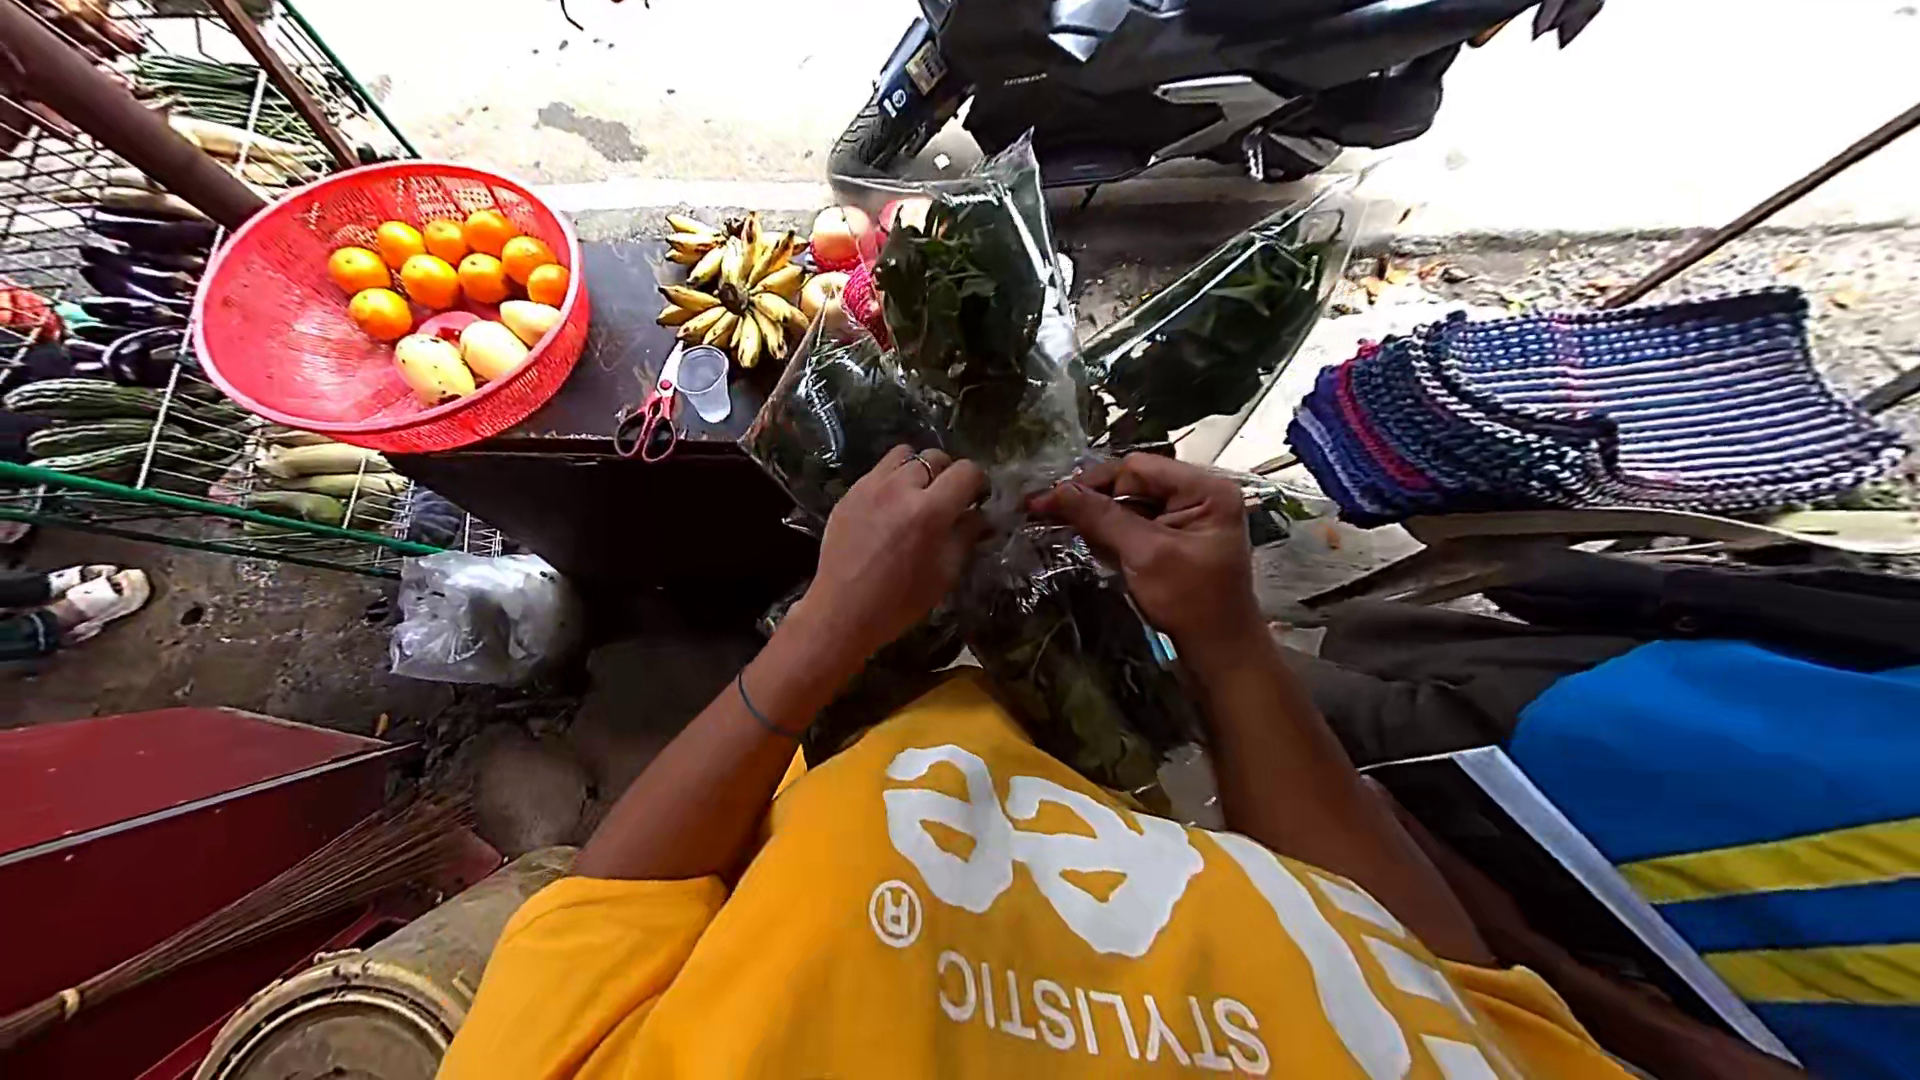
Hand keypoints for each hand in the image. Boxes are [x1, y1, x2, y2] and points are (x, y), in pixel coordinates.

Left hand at [796, 445, 986, 665]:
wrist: (843, 612)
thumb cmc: (901, 601)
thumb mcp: (946, 572)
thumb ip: (967, 535)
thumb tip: (981, 515)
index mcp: (930, 511)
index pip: (966, 471)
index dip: (978, 482)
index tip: (977, 498)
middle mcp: (900, 489)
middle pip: (936, 457)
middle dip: (949, 474)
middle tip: (948, 498)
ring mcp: (870, 487)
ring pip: (904, 455)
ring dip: (918, 469)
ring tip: (918, 494)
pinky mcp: (849, 493)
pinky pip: (878, 471)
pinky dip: (892, 479)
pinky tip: (891, 506)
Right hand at [1032, 453, 1259, 656]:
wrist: (1219, 651)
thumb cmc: (1191, 602)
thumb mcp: (1145, 555)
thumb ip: (1102, 518)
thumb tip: (1057, 492)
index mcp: (1205, 488)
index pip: (1137, 468)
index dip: (1093, 482)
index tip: (1052, 499)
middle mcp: (1196, 494)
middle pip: (1131, 483)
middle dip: (1092, 501)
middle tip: (1046, 512)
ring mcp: (1184, 517)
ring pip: (1127, 504)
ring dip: (1096, 518)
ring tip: (1060, 526)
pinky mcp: (1171, 538)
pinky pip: (1132, 524)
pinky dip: (1109, 534)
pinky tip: (1091, 544)